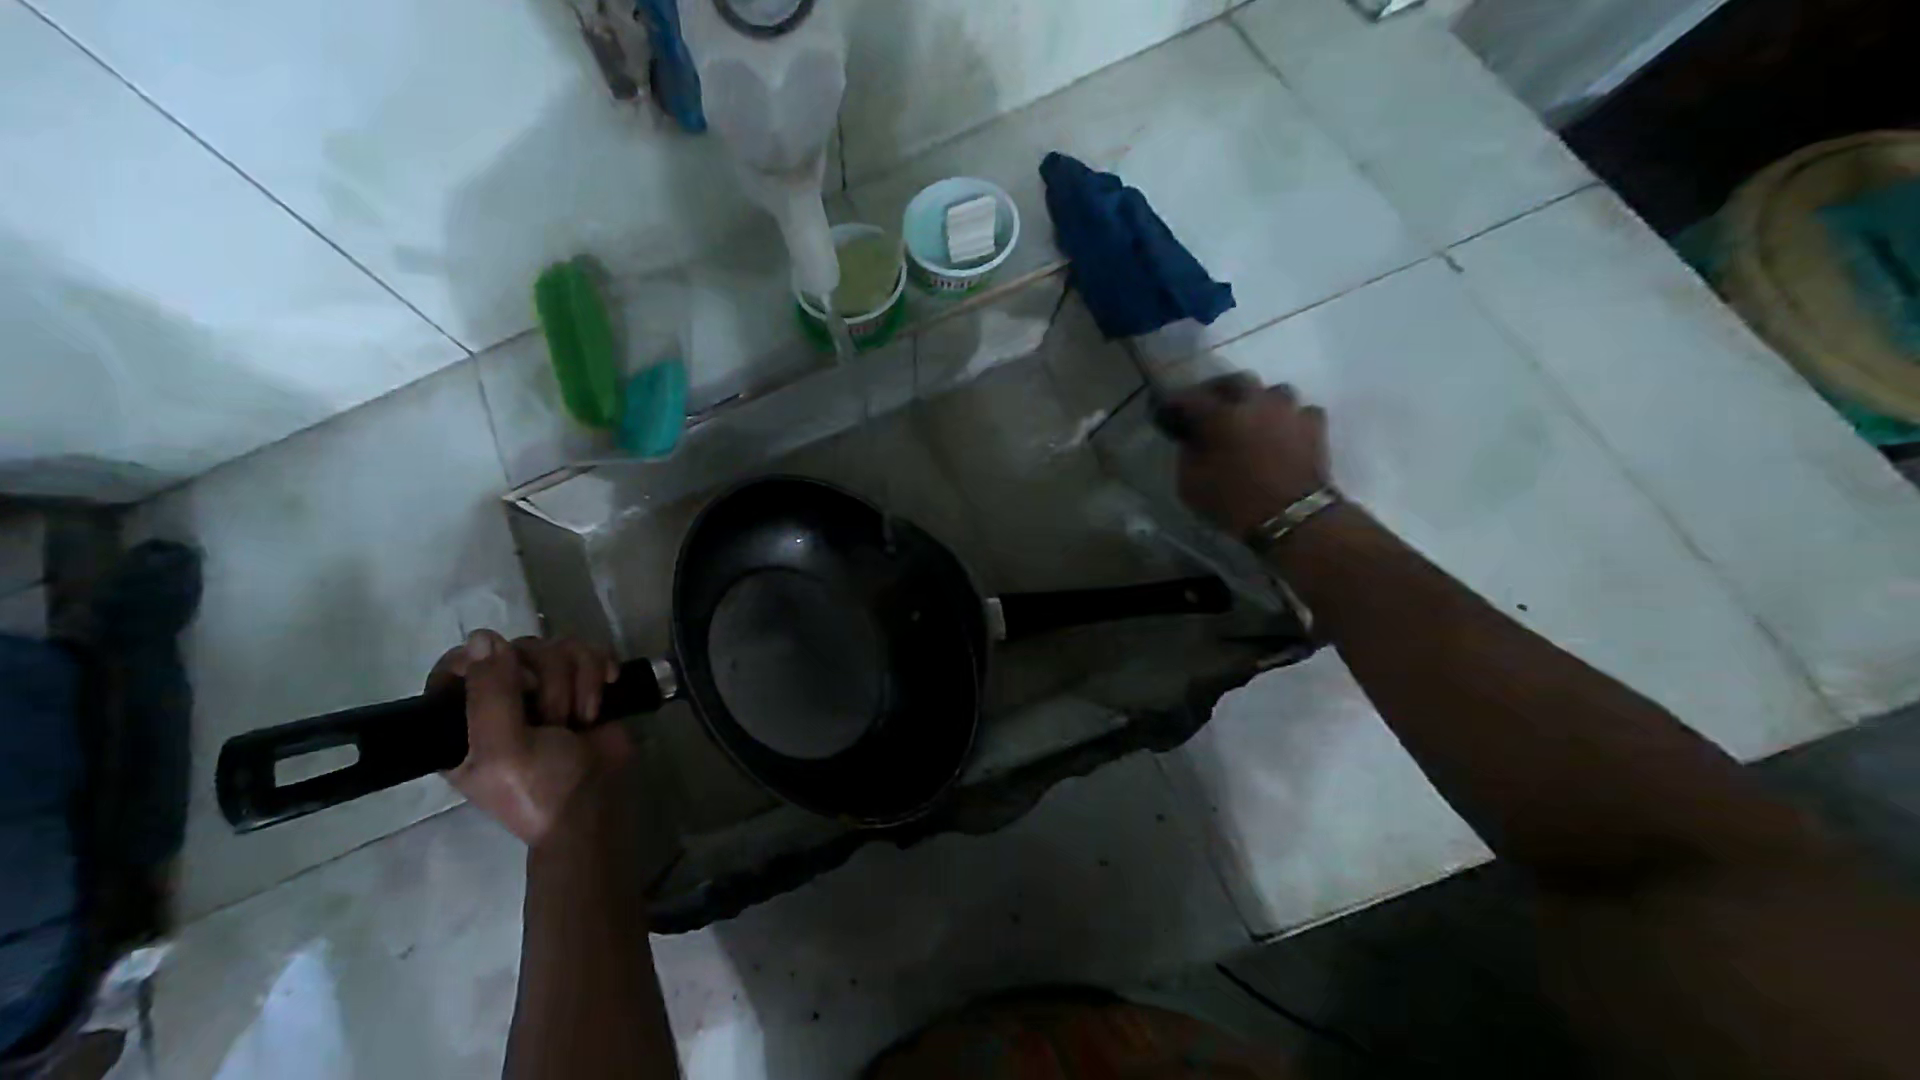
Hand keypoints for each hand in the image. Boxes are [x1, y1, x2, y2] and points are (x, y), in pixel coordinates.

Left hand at [426, 630, 628, 846]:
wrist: (596, 805)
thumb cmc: (538, 788)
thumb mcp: (502, 749)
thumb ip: (490, 694)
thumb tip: (484, 636)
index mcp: (462, 716)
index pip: (460, 662)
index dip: (489, 663)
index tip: (517, 686)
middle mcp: (502, 696)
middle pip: (520, 647)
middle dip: (549, 682)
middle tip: (555, 720)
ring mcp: (546, 689)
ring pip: (560, 647)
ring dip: (579, 682)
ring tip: (582, 718)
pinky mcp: (584, 684)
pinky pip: (591, 651)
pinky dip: (601, 670)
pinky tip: (606, 691)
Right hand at [1160, 374, 1330, 535]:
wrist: (1294, 518)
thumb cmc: (1234, 502)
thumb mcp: (1191, 485)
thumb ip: (1187, 455)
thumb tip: (1192, 440)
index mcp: (1220, 415)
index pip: (1191, 397)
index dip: (1176, 402)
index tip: (1168, 411)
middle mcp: (1255, 403)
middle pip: (1236, 381)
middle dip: (1220, 390)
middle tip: (1212, 407)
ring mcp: (1289, 410)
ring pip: (1272, 392)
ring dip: (1260, 402)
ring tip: (1254, 419)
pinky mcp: (1315, 425)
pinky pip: (1300, 412)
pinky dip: (1289, 420)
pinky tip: (1284, 434)